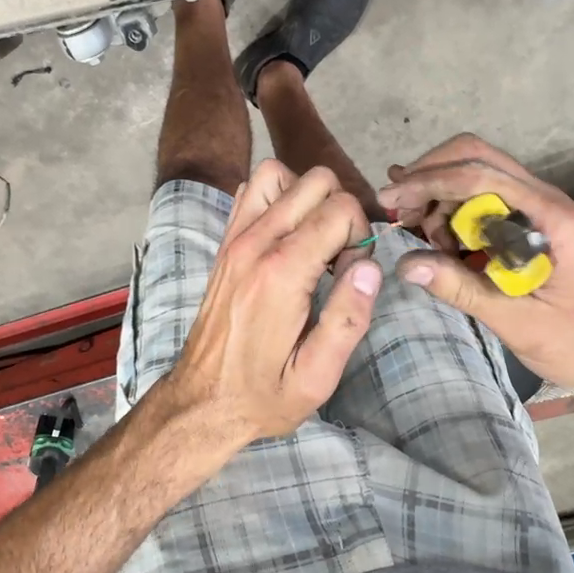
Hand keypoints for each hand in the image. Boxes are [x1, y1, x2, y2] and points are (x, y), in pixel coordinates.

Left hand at [159, 160, 380, 444]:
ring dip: (307, 197)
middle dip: (341, 211)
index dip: (360, 239)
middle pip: (315, 180)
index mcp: (282, 273)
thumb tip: (371, 266)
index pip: (339, 209)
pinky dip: (277, 197)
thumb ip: (348, 319)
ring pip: (278, 172)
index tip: (350, 276)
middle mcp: (255, 243)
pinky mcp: (225, 241)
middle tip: (338, 258)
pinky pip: (252, 190)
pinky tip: (287, 237)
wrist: (202, 399)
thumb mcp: (317, 377)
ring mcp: (235, 237)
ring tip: (315, 240)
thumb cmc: (264, 394)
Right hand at [377, 134, 573, 401]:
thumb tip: (406, 265)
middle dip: (431, 175)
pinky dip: (455, 210)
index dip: (431, 181)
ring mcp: (541, 208)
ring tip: (423, 237)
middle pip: (479, 159)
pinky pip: (486, 198)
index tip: (392, 198)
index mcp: (553, 218)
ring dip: (441, 196)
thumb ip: (461, 289)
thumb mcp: (517, 322)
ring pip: (479, 174)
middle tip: (398, 208)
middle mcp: (548, 200)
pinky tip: (441, 241)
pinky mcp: (531, 221)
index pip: (483, 176)